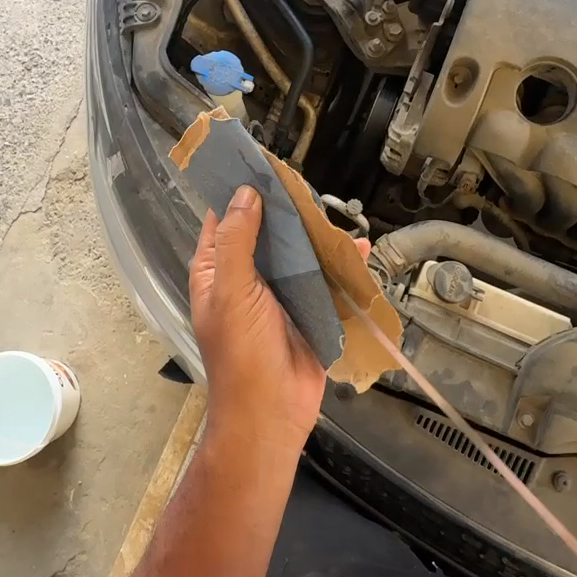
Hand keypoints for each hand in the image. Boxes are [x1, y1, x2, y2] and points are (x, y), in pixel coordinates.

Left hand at [188, 186, 328, 454]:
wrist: (272, 412)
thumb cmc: (241, 352)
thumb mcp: (232, 291)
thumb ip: (237, 242)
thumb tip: (244, 194)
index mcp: (217, 272)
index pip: (223, 221)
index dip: (237, 194)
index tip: (258, 164)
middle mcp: (246, 279)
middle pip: (265, 234)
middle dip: (284, 211)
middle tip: (305, 183)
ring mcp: (279, 295)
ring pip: (297, 254)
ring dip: (314, 236)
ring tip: (333, 210)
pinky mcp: (309, 311)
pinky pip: (324, 280)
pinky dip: (340, 265)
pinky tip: (359, 249)